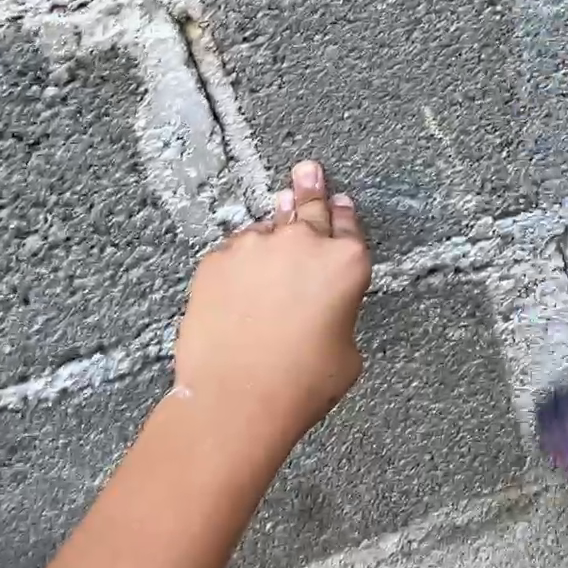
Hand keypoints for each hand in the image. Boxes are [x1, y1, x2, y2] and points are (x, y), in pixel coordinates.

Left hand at [168, 160, 371, 445]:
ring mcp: (257, 247)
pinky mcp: (218, 260)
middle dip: (311, 186)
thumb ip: (339, 313)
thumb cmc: (303, 382)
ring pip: (267, 228)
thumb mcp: (346, 350)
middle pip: (311, 206)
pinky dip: (240, 262)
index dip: (344, 213)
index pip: (349, 224)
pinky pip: (234, 251)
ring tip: (271, 225)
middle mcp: (305, 243)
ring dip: (273, 229)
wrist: (237, 397)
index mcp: (347, 263)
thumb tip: (322, 310)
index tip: (340, 201)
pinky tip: (240, 283)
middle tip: (308, 170)